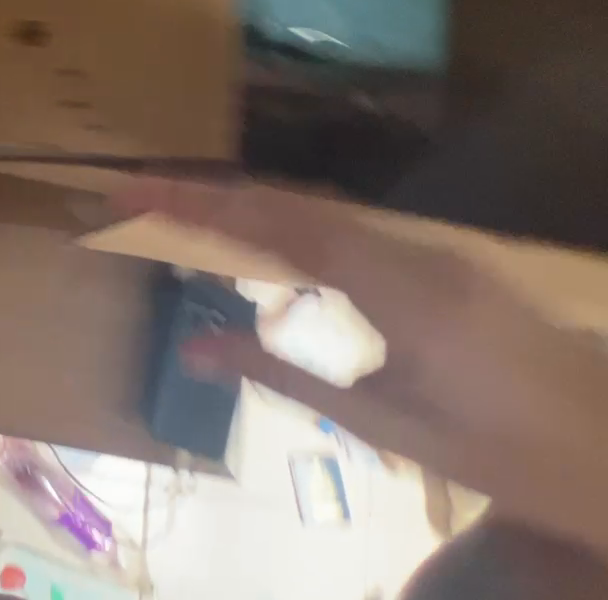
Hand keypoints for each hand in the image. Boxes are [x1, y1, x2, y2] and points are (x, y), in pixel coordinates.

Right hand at [117, 180, 607, 556]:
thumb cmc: (516, 456)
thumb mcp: (392, 428)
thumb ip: (283, 375)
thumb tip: (187, 347)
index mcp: (403, 293)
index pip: (275, 226)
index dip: (195, 204)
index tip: (131, 195)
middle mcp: (414, 255)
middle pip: (286, 203)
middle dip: (201, 193)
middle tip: (132, 193)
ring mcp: (430, 252)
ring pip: (310, 206)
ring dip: (233, 200)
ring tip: (168, 203)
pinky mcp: (434, 260)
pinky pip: (337, 224)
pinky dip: (273, 217)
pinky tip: (242, 228)